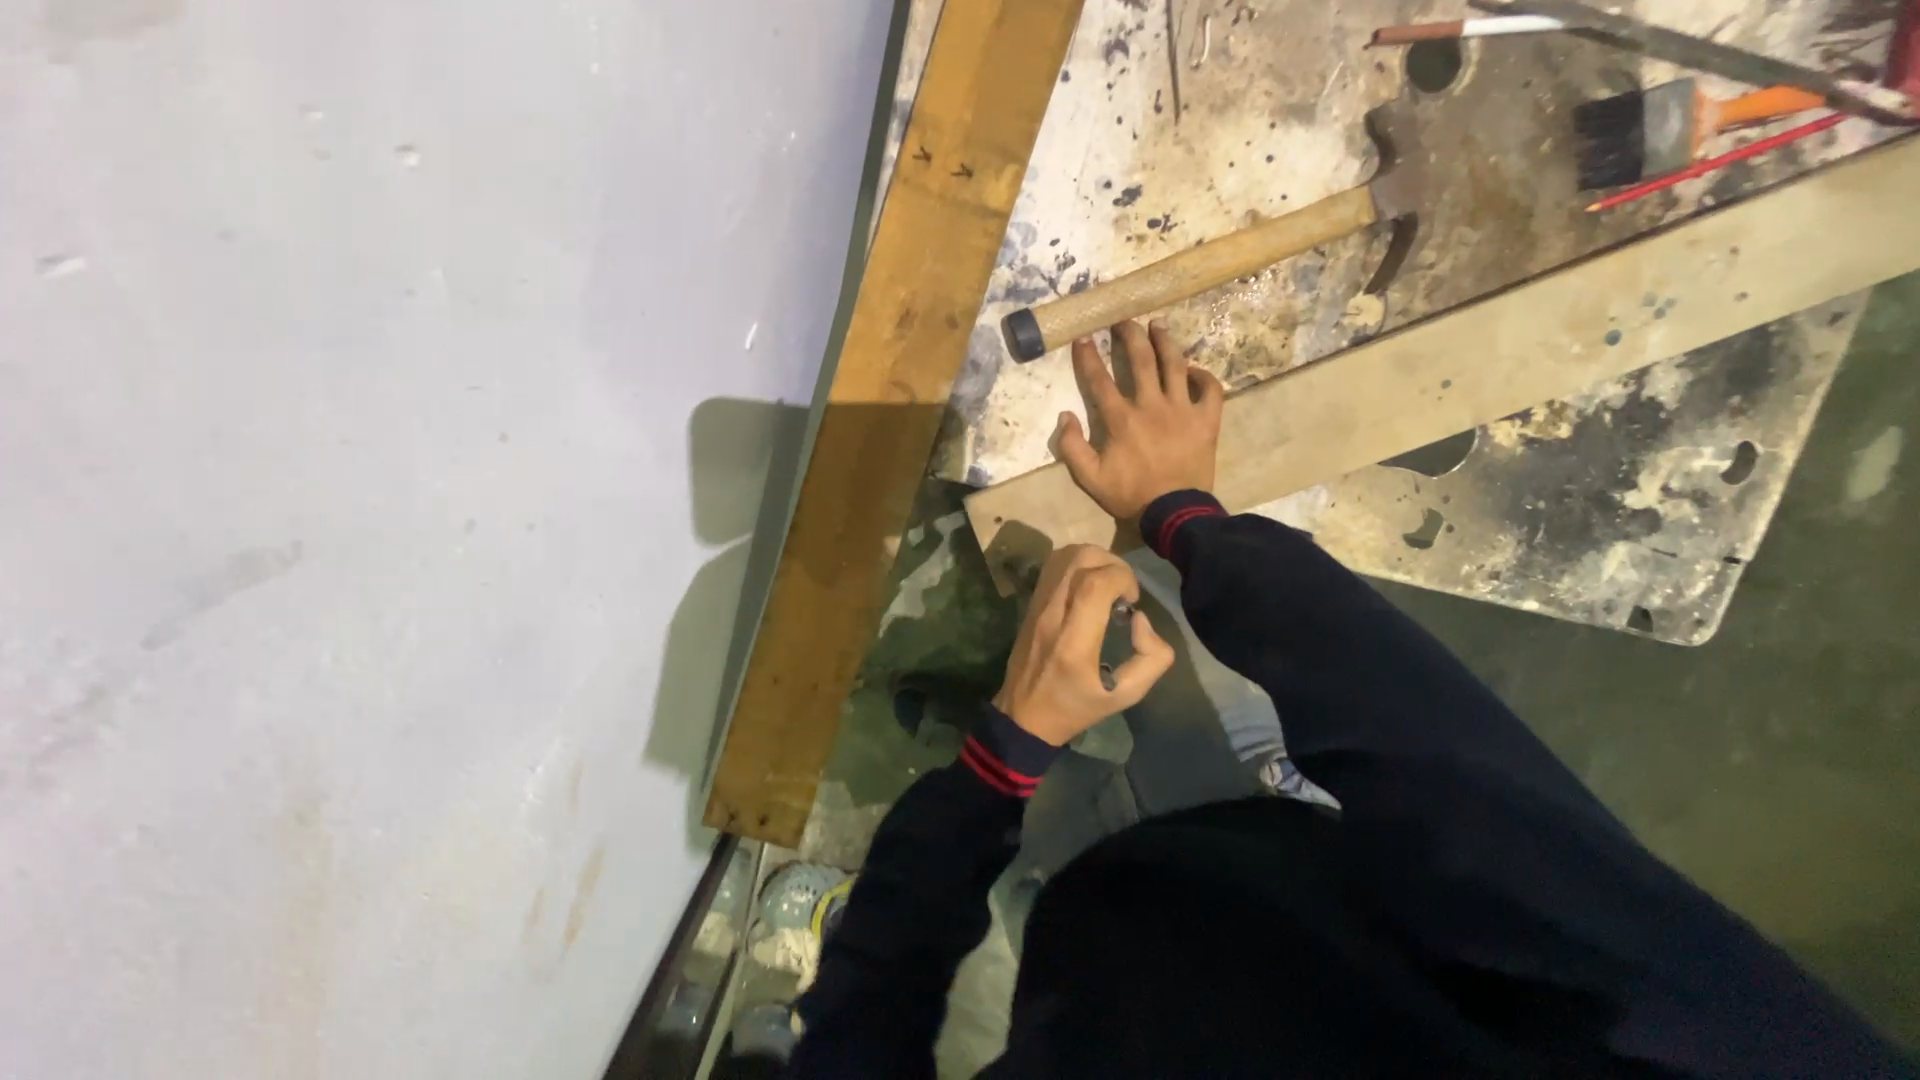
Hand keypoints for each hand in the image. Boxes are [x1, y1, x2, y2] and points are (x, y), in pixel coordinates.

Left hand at [992, 545, 1173, 745]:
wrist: (1024, 715)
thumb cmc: (1075, 708)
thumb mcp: (1125, 696)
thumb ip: (1151, 659)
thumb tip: (1141, 619)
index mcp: (1073, 642)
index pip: (1095, 585)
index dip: (1123, 579)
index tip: (1133, 600)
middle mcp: (1051, 615)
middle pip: (1080, 558)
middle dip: (1112, 563)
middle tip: (1123, 590)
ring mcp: (1036, 605)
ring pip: (1064, 555)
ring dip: (1094, 560)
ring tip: (1107, 585)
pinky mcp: (1030, 603)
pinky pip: (1053, 566)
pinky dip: (1077, 565)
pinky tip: (1088, 588)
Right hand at [1054, 320, 1225, 524]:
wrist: (1174, 512)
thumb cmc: (1129, 495)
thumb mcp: (1089, 478)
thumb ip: (1072, 446)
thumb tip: (1065, 416)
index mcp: (1121, 418)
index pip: (1099, 379)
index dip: (1088, 357)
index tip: (1083, 338)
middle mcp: (1151, 404)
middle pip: (1140, 360)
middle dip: (1129, 335)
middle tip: (1123, 320)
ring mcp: (1182, 409)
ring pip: (1175, 365)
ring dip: (1165, 342)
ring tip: (1158, 325)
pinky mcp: (1207, 419)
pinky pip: (1210, 389)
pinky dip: (1203, 376)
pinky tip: (1194, 370)